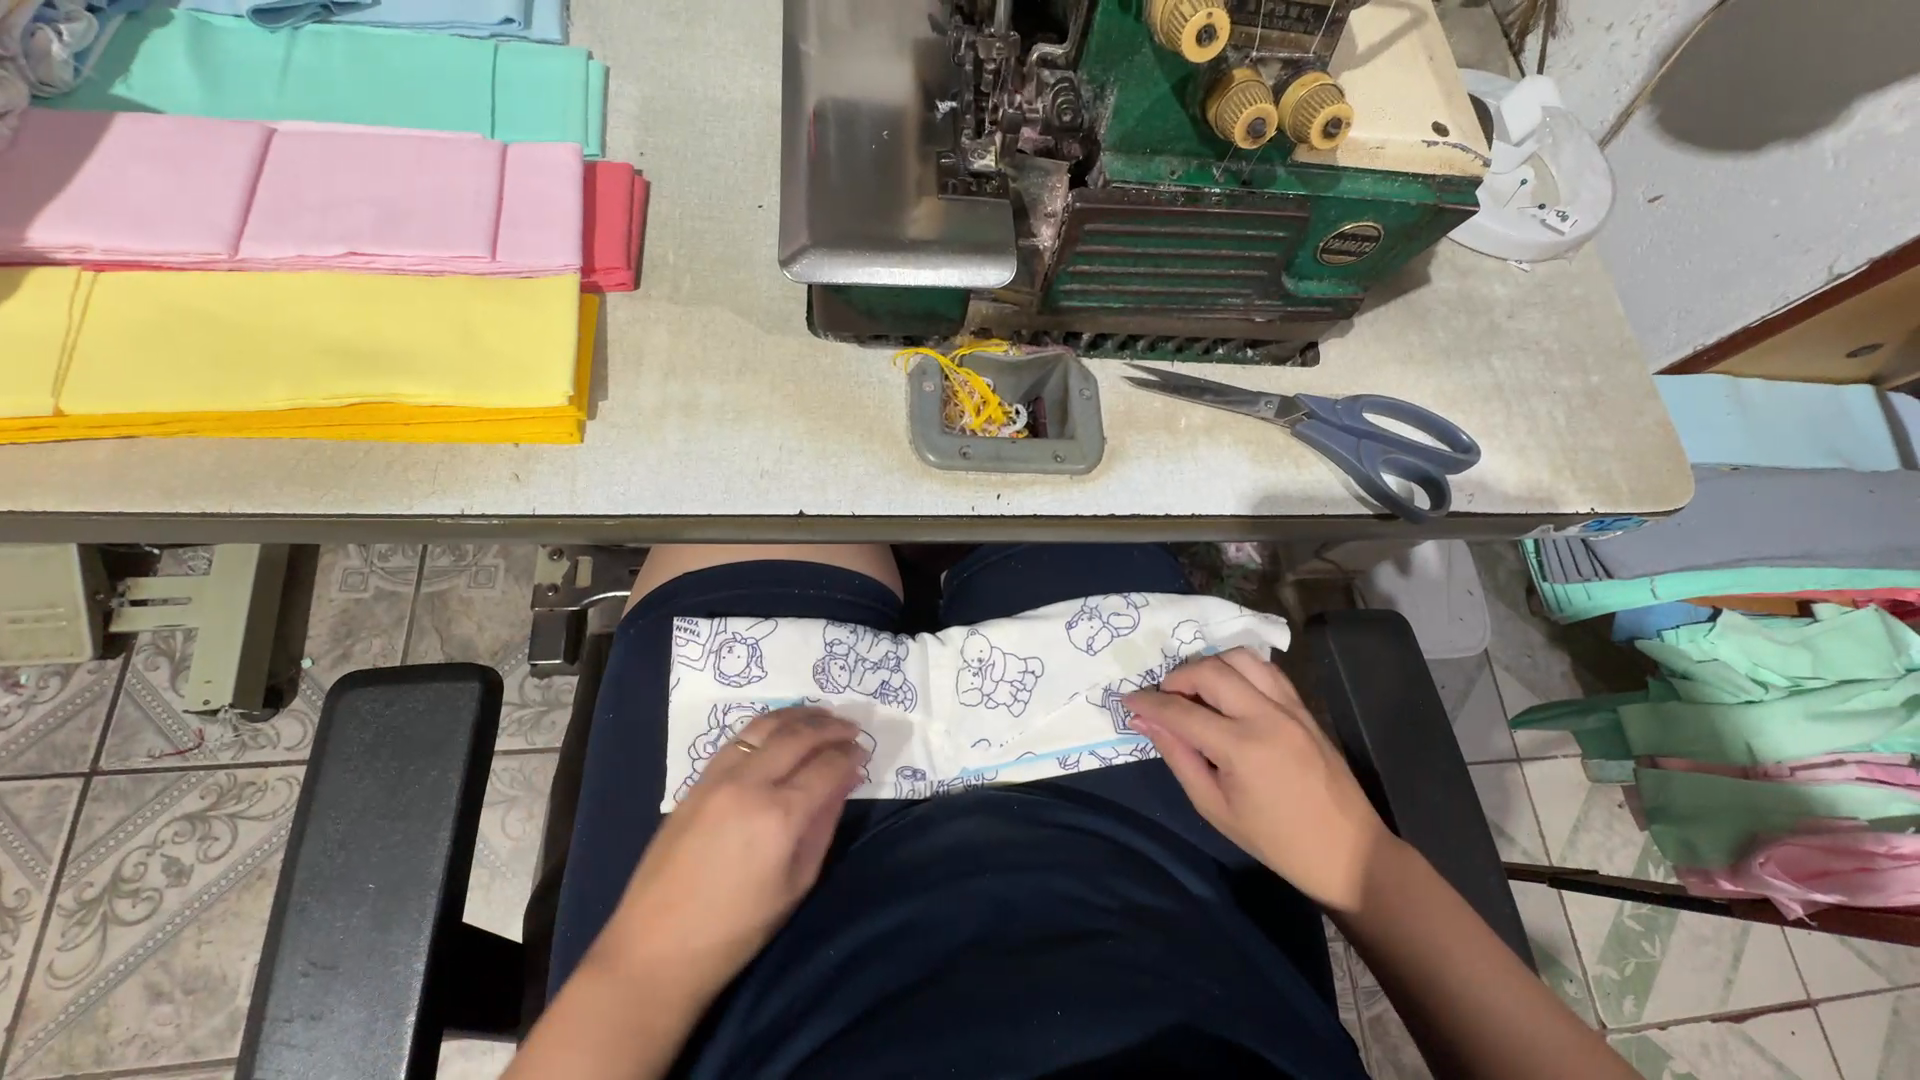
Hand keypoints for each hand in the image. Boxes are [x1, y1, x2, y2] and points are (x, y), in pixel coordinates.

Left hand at [598, 707, 868, 991]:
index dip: (850, 756)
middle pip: (797, 736)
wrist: (658, 946)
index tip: (864, 753)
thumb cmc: (738, 929)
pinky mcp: (695, 783)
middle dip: (830, 728)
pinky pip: (738, 740)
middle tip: (852, 729)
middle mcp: (748, 785)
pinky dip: (766, 727)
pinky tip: (780, 731)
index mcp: (779, 817)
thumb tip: (844, 781)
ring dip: (798, 717)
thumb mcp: (796, 884)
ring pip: (764, 727)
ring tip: (821, 717)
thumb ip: (823, 824)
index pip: (826, 767)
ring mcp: (717, 779)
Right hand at [1124, 649, 1396, 913]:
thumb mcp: (1214, 807)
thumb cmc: (1275, 840)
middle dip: (1176, 678)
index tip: (1127, 700)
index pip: (1181, 711)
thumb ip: (1178, 757)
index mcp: (1242, 748)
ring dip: (1210, 666)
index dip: (1148, 703)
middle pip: (1210, 670)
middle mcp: (1267, 716)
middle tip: (1163, 700)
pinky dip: (1240, 669)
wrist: (1347, 851)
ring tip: (1196, 691)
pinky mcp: (1305, 708)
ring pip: (1241, 657)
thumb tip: (1145, 722)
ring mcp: (1291, 707)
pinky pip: (1267, 669)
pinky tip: (1229, 691)